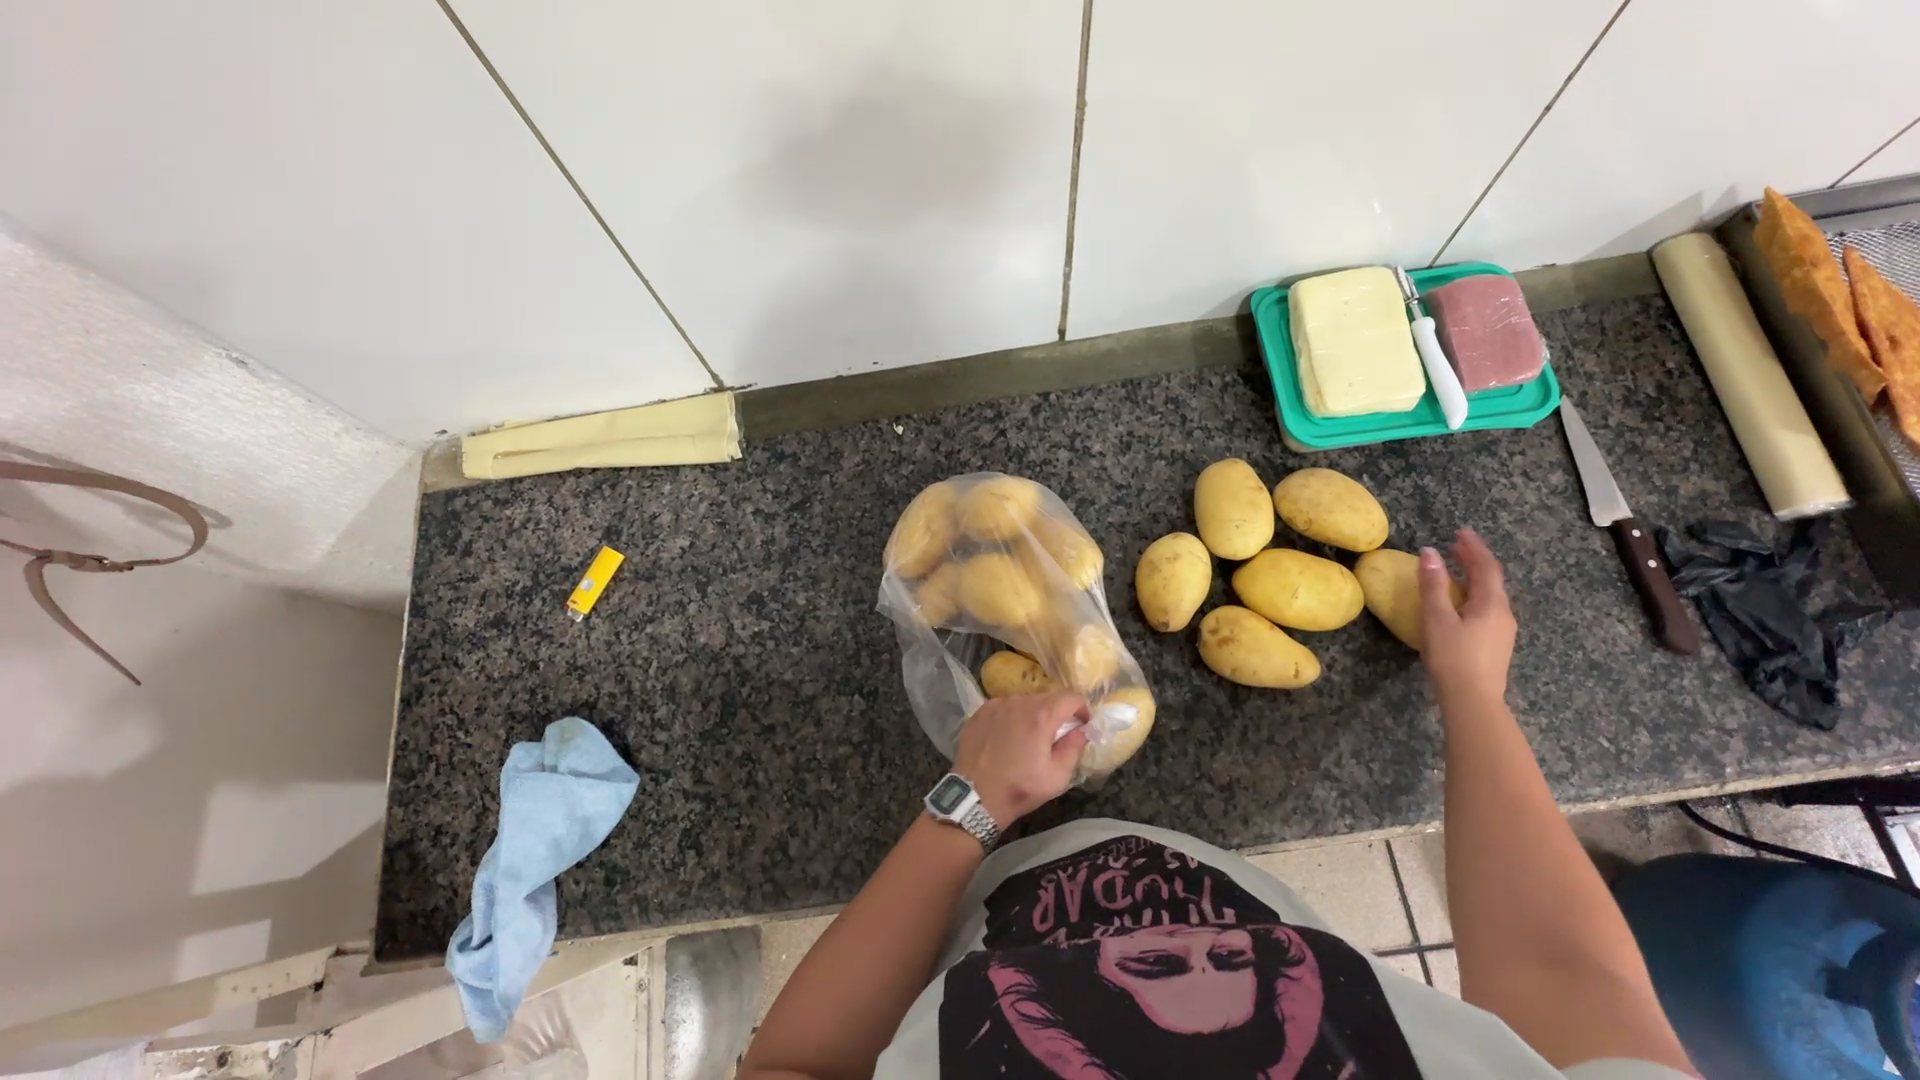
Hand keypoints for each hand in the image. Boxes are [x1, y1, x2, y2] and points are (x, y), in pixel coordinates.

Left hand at [952, 691, 1089, 824]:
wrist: (975, 796)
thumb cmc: (1020, 788)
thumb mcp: (1057, 776)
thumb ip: (1074, 748)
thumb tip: (1081, 730)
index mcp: (1040, 716)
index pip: (1070, 697)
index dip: (1081, 708)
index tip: (1082, 724)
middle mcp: (1018, 703)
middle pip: (1047, 697)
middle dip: (1057, 712)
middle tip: (1056, 735)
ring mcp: (996, 705)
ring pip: (1024, 700)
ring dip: (1033, 713)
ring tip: (1029, 737)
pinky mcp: (979, 712)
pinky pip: (1004, 707)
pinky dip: (1012, 716)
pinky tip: (1007, 736)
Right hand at [1420, 527, 1516, 706]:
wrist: (1474, 700)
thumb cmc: (1453, 657)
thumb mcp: (1437, 619)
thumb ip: (1433, 585)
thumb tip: (1430, 552)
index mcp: (1492, 603)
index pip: (1486, 566)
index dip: (1474, 547)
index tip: (1461, 531)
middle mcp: (1503, 613)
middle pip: (1492, 579)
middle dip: (1475, 560)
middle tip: (1457, 545)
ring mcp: (1503, 630)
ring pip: (1491, 595)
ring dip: (1474, 578)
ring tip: (1456, 570)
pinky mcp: (1496, 644)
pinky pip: (1487, 608)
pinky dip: (1474, 594)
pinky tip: (1461, 602)